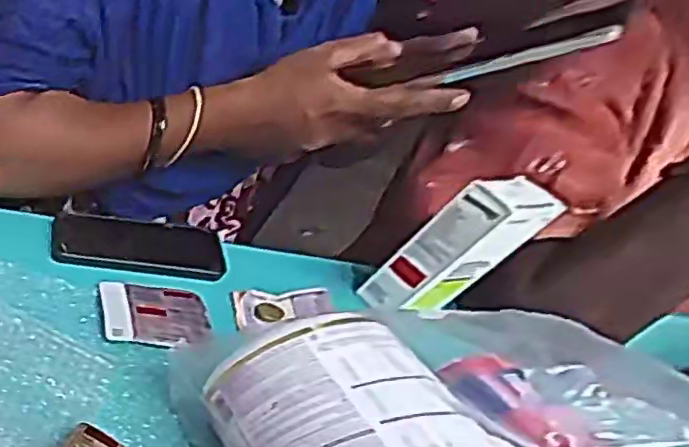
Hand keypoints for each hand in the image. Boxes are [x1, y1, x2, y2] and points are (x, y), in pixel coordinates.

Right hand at [209, 33, 472, 161]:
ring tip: (363, 106)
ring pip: (353, 133)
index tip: (459, 97)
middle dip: (399, 110)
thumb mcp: (322, 56)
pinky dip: (332, 128)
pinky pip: (324, 141)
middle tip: (416, 97)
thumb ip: (362, 51)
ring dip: (366, 120)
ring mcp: (313, 146)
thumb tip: (391, 49)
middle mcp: (334, 132)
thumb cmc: (271, 85)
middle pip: (379, 122)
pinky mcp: (293, 153)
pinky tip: (318, 117)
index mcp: (345, 105)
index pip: (399, 102)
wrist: (229, 118)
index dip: (432, 99)